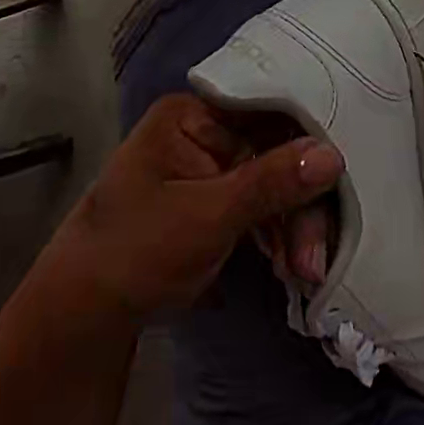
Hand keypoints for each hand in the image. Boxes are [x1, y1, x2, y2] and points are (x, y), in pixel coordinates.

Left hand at [38, 93, 343, 317]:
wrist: (86, 313)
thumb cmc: (135, 252)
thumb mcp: (206, 216)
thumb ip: (270, 183)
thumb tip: (333, 155)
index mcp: (192, 115)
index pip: (265, 111)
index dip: (306, 141)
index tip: (337, 181)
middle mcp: (205, 131)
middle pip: (275, 152)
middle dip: (299, 205)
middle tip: (313, 258)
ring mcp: (211, 166)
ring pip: (275, 182)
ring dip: (293, 226)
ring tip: (304, 272)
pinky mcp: (218, 199)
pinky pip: (263, 205)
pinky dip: (279, 234)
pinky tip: (291, 265)